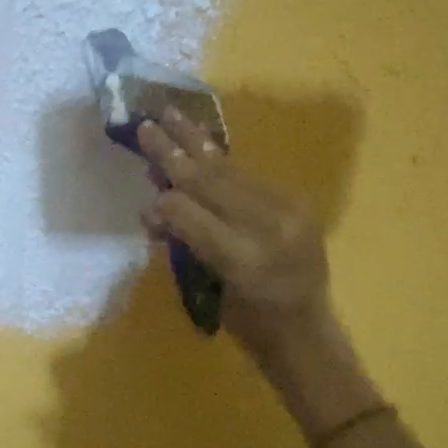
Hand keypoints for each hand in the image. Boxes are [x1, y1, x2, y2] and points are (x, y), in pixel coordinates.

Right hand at [135, 107, 334, 361]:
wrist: (304, 330)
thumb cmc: (248, 324)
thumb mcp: (209, 291)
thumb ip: (187, 246)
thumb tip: (156, 210)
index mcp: (244, 258)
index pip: (194, 215)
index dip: (166, 200)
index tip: (143, 179)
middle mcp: (269, 228)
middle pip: (213, 182)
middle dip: (177, 153)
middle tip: (149, 124)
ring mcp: (287, 212)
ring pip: (231, 172)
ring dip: (198, 145)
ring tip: (173, 117)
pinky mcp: (295, 204)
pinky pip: (249, 178)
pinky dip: (221, 163)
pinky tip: (202, 146)